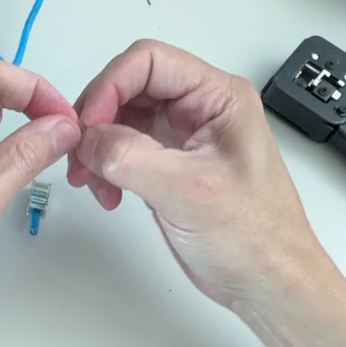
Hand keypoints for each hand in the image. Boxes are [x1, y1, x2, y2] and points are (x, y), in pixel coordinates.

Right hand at [67, 39, 345, 346]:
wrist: (266, 284)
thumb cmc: (253, 238)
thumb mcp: (187, 191)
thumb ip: (129, 156)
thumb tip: (84, 138)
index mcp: (218, 98)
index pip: (148, 62)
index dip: (109, 87)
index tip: (87, 126)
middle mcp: (199, 109)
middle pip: (128, 88)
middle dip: (96, 119)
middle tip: (79, 157)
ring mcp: (182, 137)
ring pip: (119, 120)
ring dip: (96, 147)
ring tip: (91, 182)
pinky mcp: (167, 165)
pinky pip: (122, 150)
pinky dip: (104, 168)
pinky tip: (107, 195)